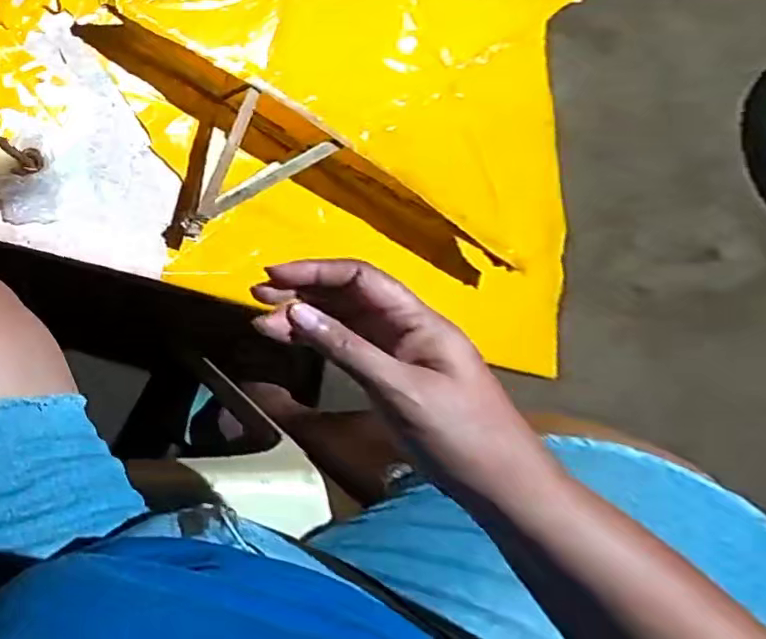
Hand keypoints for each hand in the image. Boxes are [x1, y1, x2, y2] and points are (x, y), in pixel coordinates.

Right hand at [251, 259, 557, 500]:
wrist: (507, 493)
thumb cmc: (464, 437)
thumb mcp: (401, 391)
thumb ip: (346, 348)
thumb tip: (295, 311)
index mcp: (418, 320)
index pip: (360, 277)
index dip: (315, 271)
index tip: (275, 275)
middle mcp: (403, 327)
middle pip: (345, 295)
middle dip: (302, 291)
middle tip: (258, 297)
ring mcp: (394, 350)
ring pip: (339, 319)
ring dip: (302, 317)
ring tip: (263, 323)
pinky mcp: (386, 374)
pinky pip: (342, 345)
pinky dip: (314, 340)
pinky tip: (288, 340)